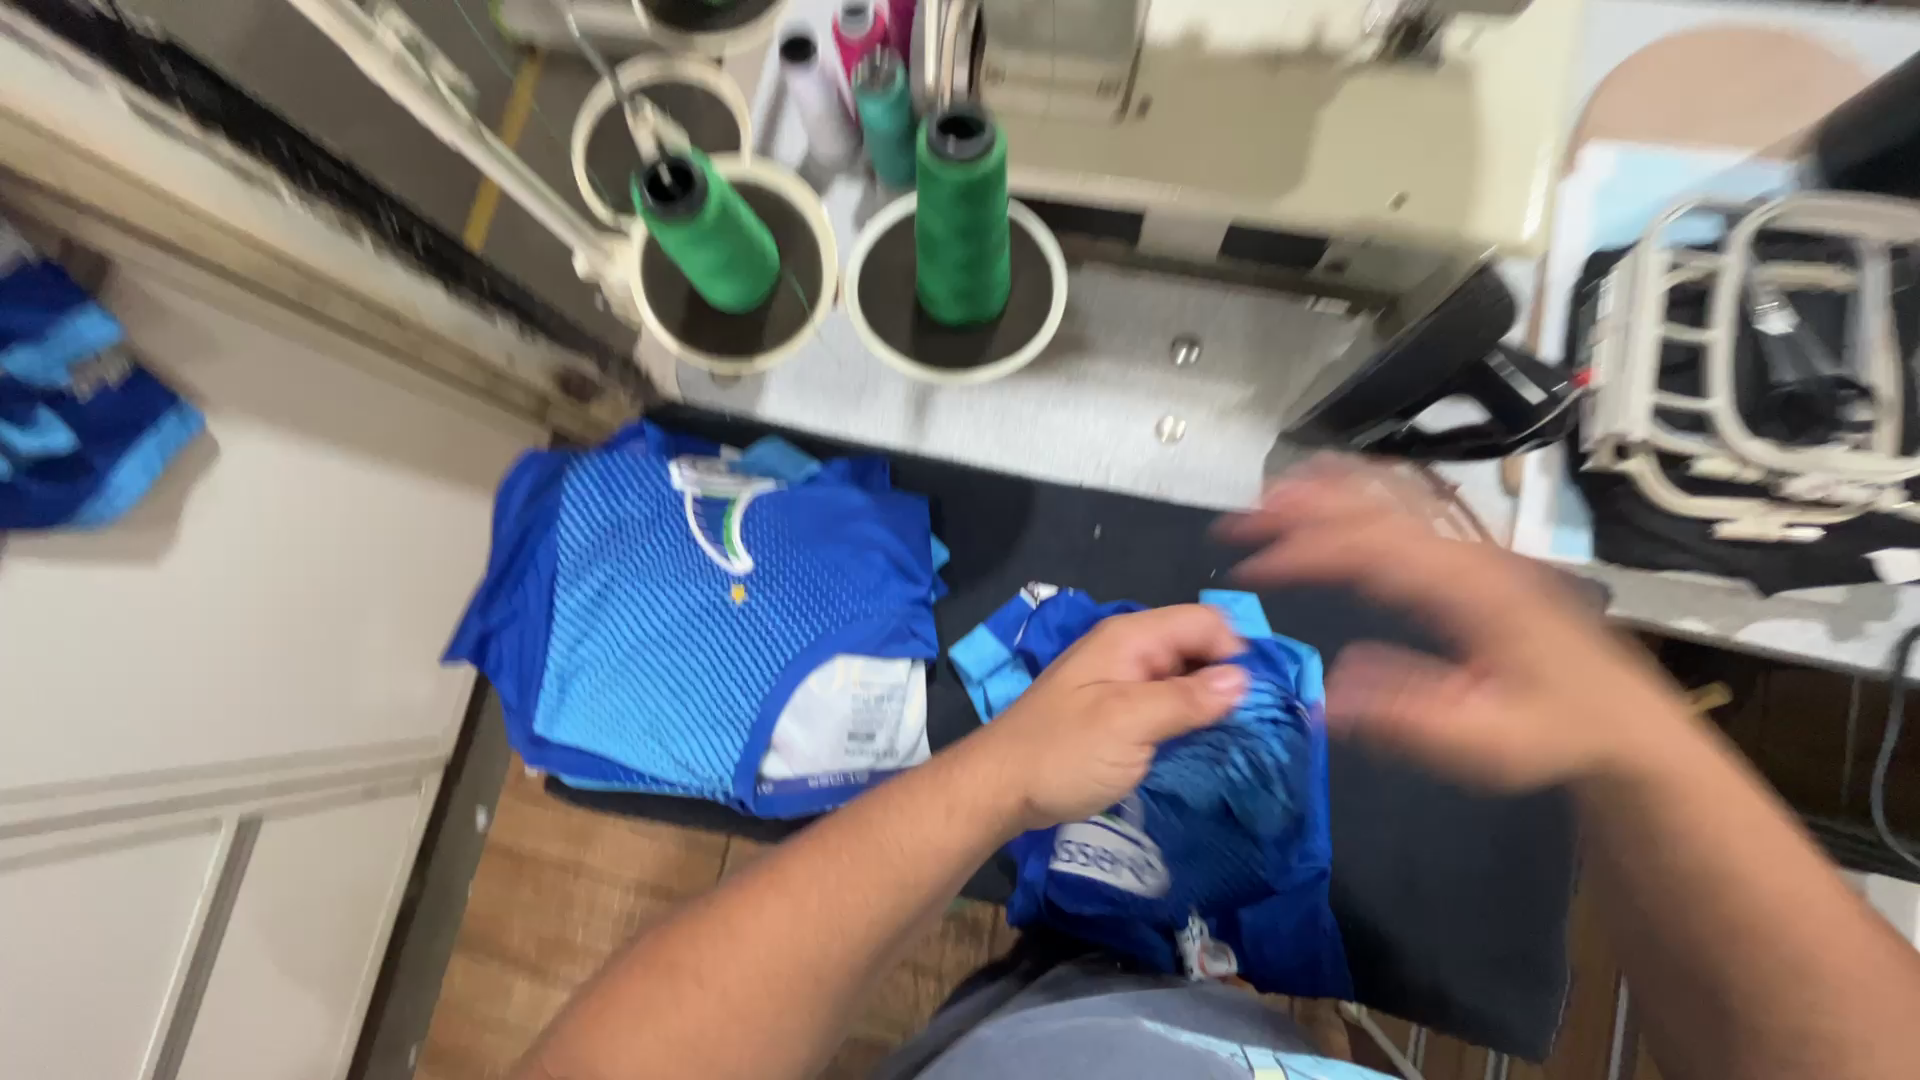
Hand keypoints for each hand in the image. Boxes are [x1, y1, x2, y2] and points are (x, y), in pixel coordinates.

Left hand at [962, 605, 1250, 830]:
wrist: (1002, 786)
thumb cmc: (1062, 752)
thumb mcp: (1128, 724)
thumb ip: (1186, 699)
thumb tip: (1243, 680)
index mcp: (1131, 638)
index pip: (1205, 622)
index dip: (1236, 653)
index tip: (1257, 702)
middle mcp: (1130, 650)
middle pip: (1197, 648)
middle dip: (1228, 680)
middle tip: (1255, 729)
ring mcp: (1122, 681)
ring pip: (1185, 678)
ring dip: (1211, 704)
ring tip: (1238, 742)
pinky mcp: (1118, 711)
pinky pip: (1167, 703)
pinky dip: (1188, 720)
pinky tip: (1203, 747)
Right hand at [1218, 458, 1691, 791]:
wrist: (1624, 723)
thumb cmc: (1556, 735)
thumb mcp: (1487, 744)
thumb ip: (1408, 717)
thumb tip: (1326, 692)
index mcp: (1471, 591)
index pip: (1372, 550)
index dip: (1303, 551)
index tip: (1250, 569)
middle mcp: (1468, 555)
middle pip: (1373, 508)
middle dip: (1297, 508)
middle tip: (1238, 522)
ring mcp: (1469, 550)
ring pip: (1388, 497)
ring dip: (1321, 492)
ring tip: (1264, 500)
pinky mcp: (1464, 560)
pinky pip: (1403, 509)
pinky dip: (1354, 496)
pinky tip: (1325, 498)